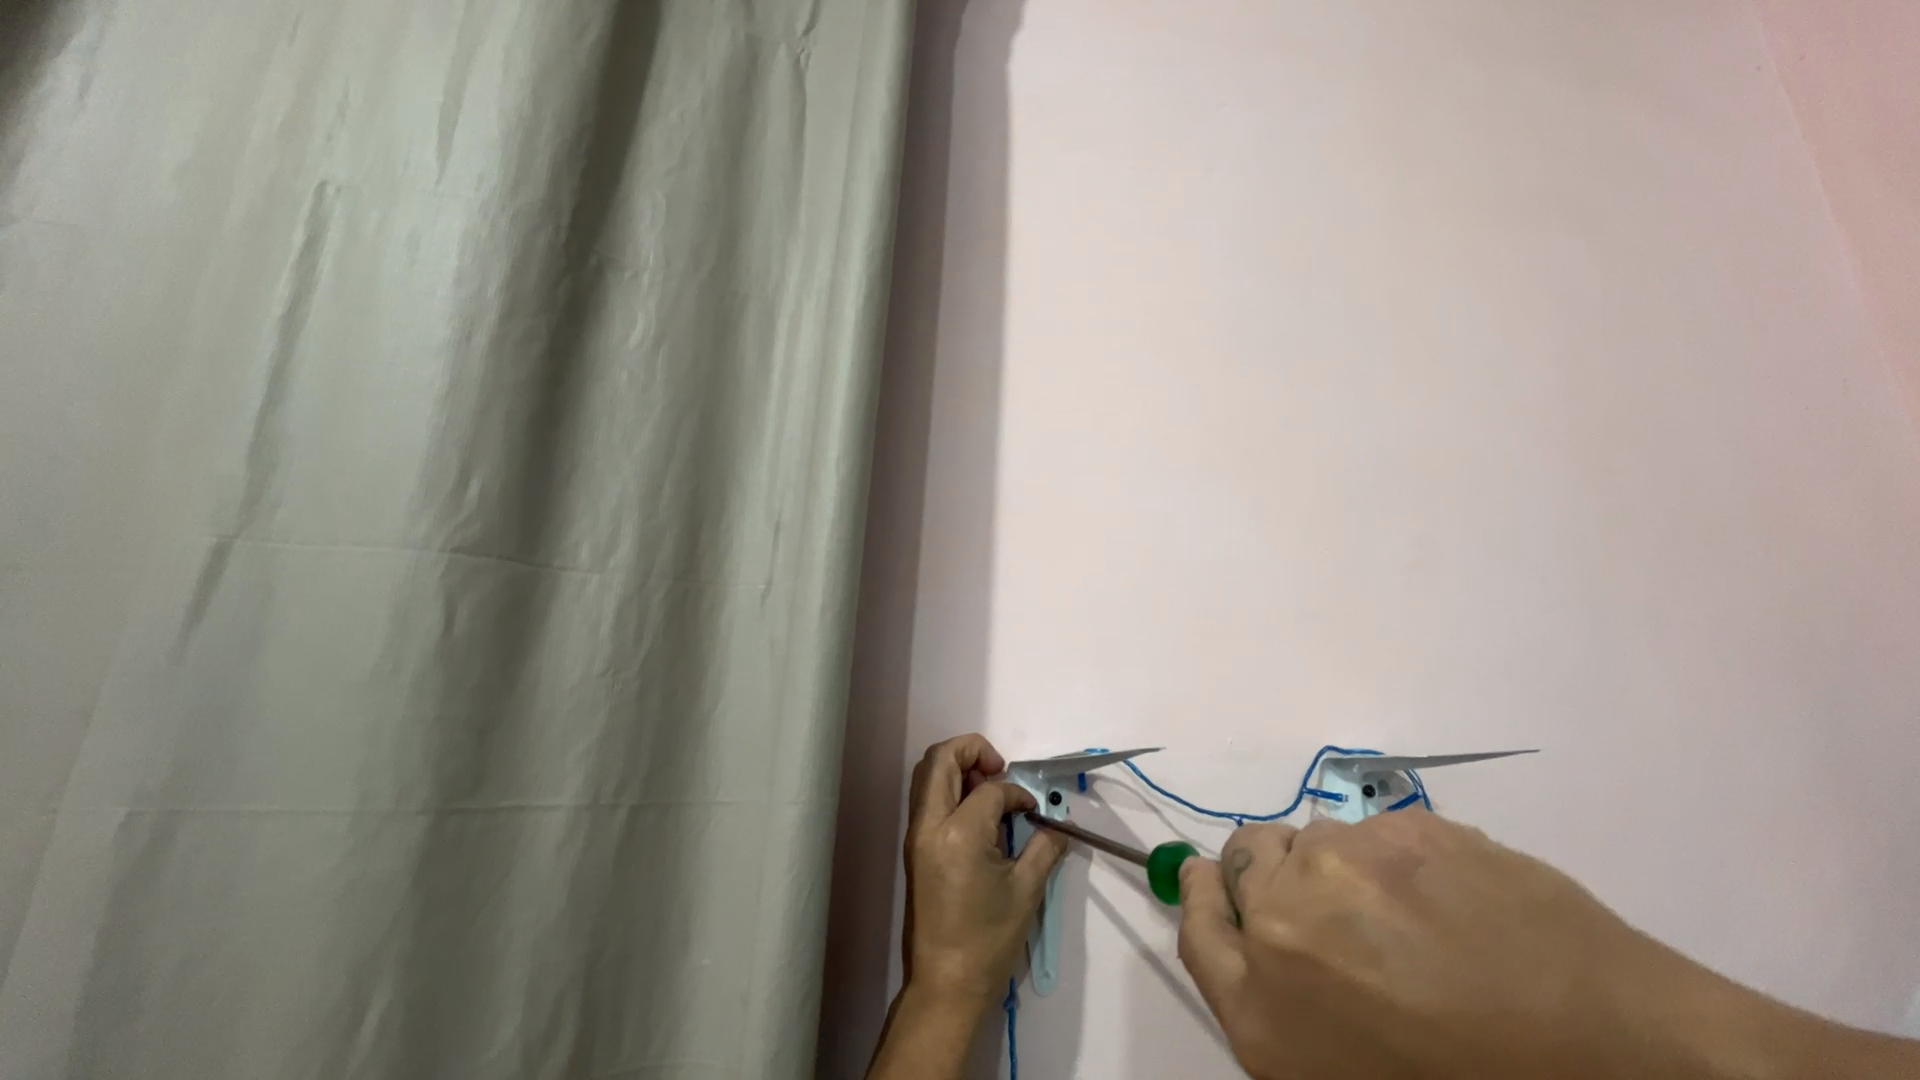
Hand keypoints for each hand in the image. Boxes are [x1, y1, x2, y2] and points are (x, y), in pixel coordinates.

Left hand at [899, 733, 1067, 1003]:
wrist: (945, 984)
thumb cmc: (988, 939)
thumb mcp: (1026, 890)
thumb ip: (1043, 847)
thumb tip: (1055, 824)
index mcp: (958, 832)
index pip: (990, 789)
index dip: (1017, 793)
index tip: (1032, 812)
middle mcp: (929, 824)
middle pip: (940, 759)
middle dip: (973, 750)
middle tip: (1000, 768)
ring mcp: (916, 835)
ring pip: (927, 774)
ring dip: (957, 767)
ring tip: (989, 787)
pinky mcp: (914, 848)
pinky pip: (927, 799)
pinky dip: (949, 789)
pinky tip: (977, 812)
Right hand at [1176, 810, 1919, 1079]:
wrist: (1623, 1061)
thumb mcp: (1329, 1067)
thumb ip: (1260, 990)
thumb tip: (1231, 905)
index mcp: (1262, 1003)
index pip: (1196, 913)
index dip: (1203, 893)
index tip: (1220, 887)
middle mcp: (1285, 916)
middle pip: (1246, 857)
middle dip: (1276, 878)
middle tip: (1339, 922)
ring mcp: (1351, 861)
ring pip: (1316, 839)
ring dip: (1343, 871)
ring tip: (1417, 926)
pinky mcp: (1416, 828)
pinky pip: (1378, 834)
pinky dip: (1399, 862)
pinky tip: (1456, 908)